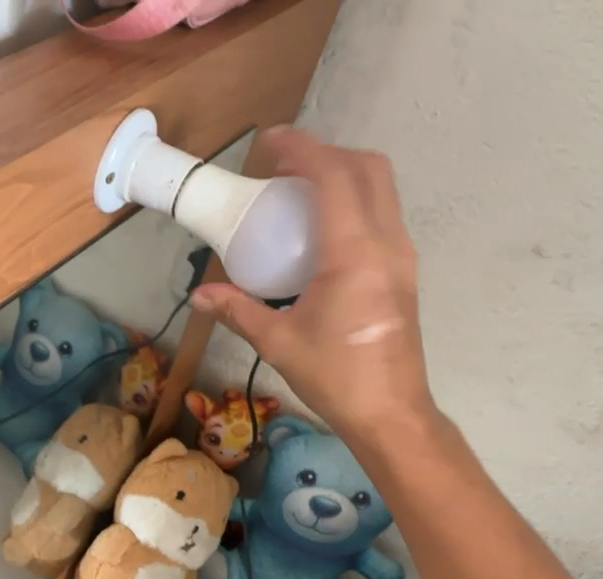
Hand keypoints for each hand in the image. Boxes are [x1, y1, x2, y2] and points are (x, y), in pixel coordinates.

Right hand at [190, 127, 439, 452]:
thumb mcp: (278, 342)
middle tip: (284, 168)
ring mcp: (401, 256)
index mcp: (355, 253)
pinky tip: (320, 232)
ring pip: (381, 190)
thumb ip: (239, 311)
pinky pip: (381, 216)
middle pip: (368, 170)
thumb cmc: (334, 376)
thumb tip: (200, 297)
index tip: (270, 144)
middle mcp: (387, 242)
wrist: (389, 410)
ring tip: (300, 193)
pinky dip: (353, 204)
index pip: (335, 178)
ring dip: (344, 177)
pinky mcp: (403, 272)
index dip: (303, 150)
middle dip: (327, 155)